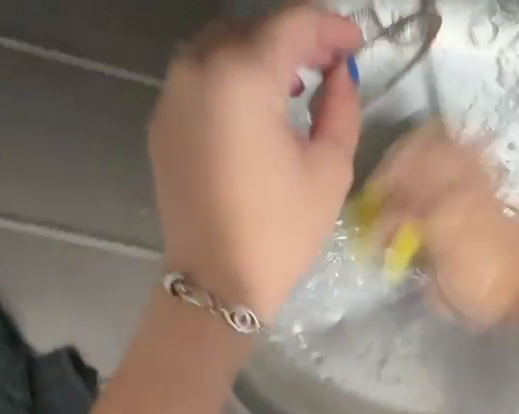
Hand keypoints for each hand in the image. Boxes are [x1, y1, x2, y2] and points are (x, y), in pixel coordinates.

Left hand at [149, 8, 363, 315]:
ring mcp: (172, 94)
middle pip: (254, 28)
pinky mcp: (162, 122)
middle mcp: (198, 68)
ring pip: (221, 47)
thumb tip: (340, 74)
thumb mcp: (330, 169)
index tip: (356, 44)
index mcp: (243, 75)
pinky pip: (199, 78)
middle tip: (329, 65)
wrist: (216, 283)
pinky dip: (231, 79)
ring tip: (293, 86)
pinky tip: (256, 110)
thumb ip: (341, 107)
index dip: (332, 28)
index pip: (294, 23)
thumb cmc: (279, 232)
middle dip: (295, 39)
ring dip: (260, 55)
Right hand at [366, 126, 518, 325]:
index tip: (372, 242)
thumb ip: (419, 265)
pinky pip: (464, 153)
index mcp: (437, 222)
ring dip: (414, 154)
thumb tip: (409, 251)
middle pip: (409, 162)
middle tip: (378, 192)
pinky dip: (446, 150)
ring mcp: (476, 182)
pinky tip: (435, 161)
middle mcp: (455, 192)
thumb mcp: (441, 293)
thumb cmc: (486, 297)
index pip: (393, 213)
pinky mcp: (492, 183)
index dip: (377, 227)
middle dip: (387, 174)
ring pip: (437, 147)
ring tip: (403, 169)